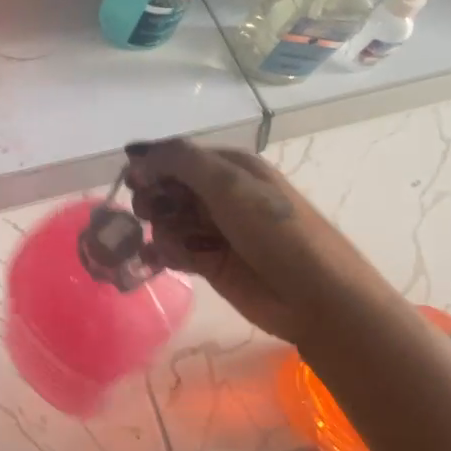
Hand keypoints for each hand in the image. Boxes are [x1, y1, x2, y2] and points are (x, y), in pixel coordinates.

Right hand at [123, 139, 389, 344]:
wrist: (316, 296)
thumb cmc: (275, 231)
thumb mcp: (229, 184)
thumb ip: (179, 161)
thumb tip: (134, 153)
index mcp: (229, 167)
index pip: (175, 156)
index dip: (151, 166)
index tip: (133, 180)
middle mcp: (219, 194)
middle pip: (165, 187)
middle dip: (152, 198)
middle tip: (151, 214)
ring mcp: (213, 229)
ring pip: (165, 219)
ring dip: (157, 228)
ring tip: (168, 244)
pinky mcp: (207, 262)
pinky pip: (171, 249)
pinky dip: (159, 252)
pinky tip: (154, 260)